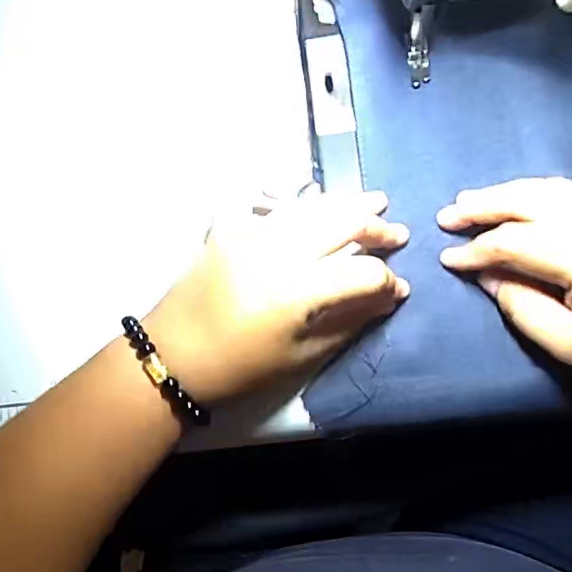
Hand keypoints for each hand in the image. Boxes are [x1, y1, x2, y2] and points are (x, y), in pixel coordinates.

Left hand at [144, 190, 409, 403]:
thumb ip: (350, 321)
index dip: (386, 281)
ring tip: (373, 204)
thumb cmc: (240, 367)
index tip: (398, 290)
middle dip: (374, 227)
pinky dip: (307, 205)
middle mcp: (276, 250)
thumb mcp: (302, 355)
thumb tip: (388, 297)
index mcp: (295, 291)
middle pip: (340, 222)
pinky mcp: (232, 227)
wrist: (173, 354)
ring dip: (346, 205)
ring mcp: (251, 232)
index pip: (361, 272)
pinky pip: (278, 206)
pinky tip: (321, 207)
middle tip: (397, 234)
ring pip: (312, 205)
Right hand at [437, 177, 571, 417]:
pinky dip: (541, 197)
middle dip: (486, 205)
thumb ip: (524, 308)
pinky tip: (524, 206)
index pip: (515, 241)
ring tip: (476, 203)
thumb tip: (493, 279)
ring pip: (555, 189)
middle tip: (449, 214)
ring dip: (511, 194)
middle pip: (532, 199)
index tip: (446, 259)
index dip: (476, 251)